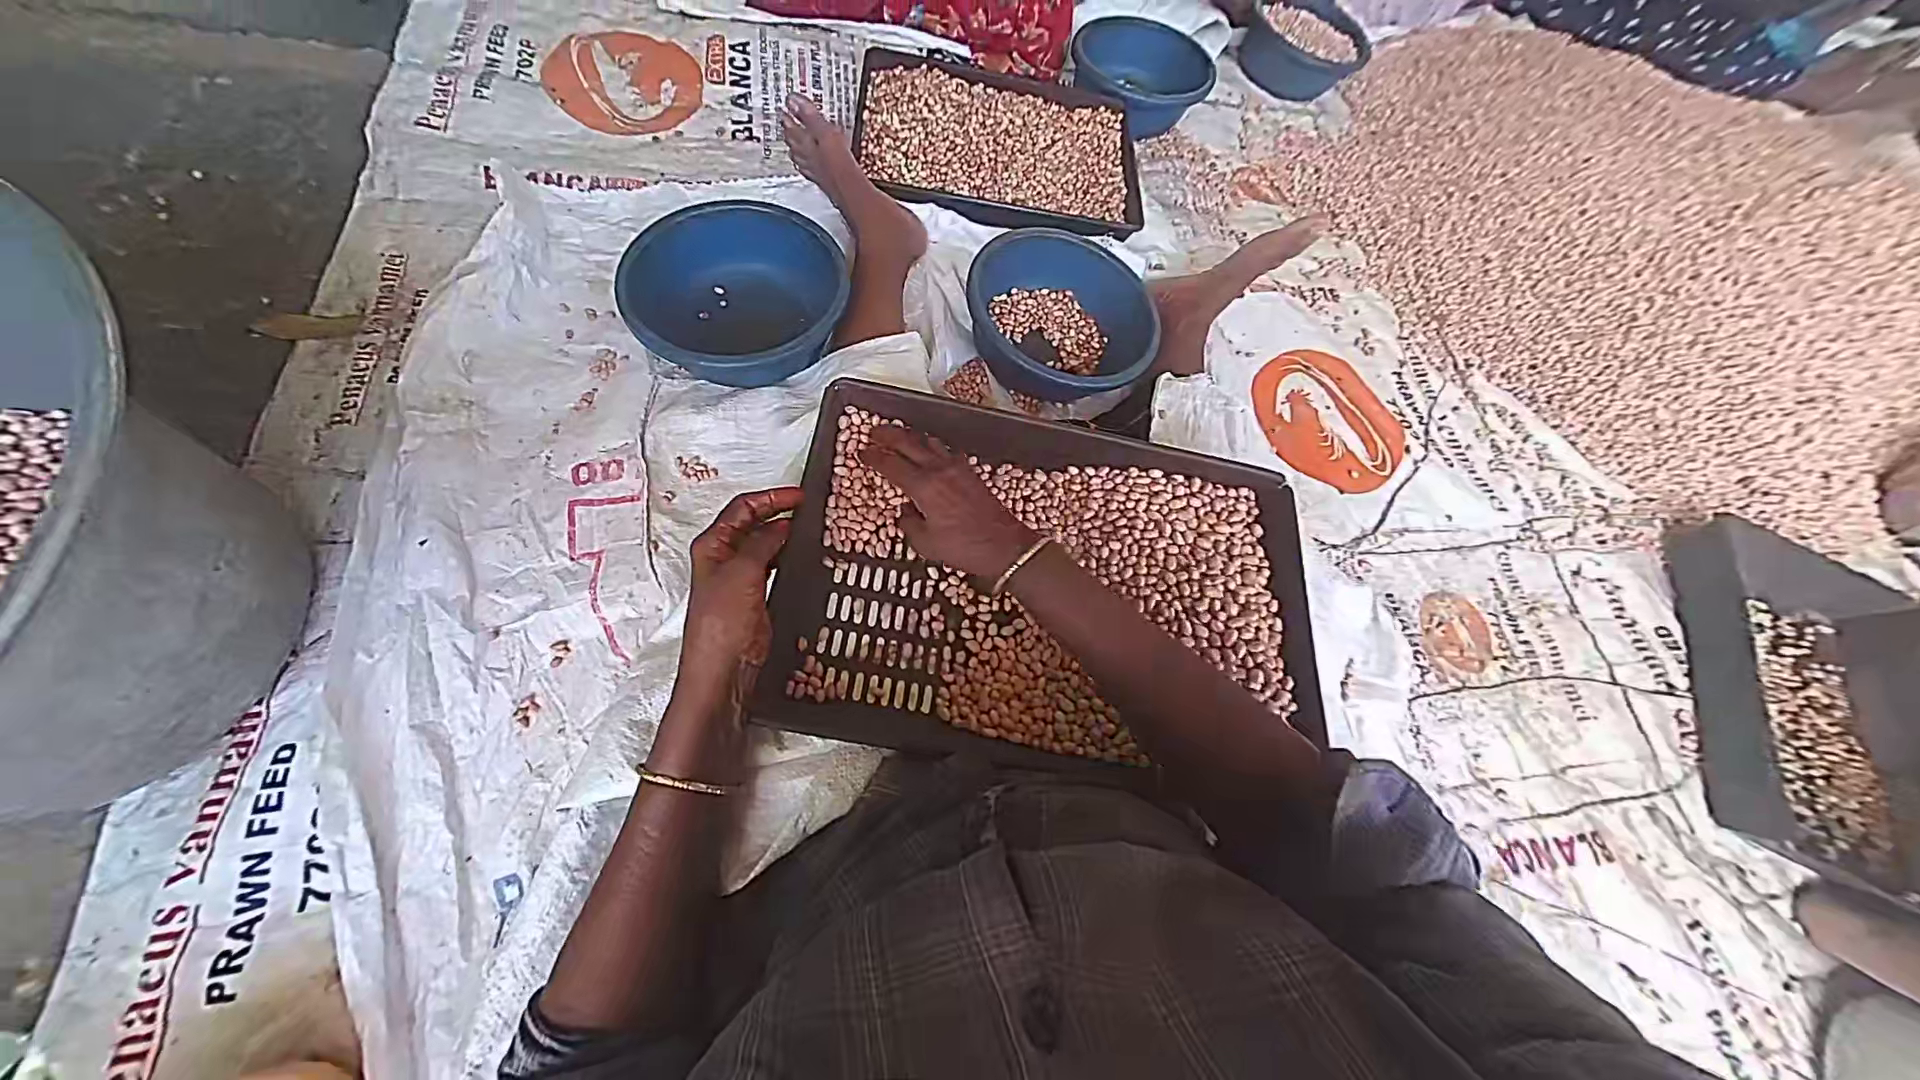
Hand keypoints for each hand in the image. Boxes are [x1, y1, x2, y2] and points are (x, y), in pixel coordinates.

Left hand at [678, 487, 803, 693]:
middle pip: (753, 523)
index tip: (798, 496)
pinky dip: (787, 555)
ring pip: (765, 543)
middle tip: (807, 507)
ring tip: (809, 527)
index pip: (742, 508)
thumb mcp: (743, 572)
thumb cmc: (722, 623)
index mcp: (712, 545)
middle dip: (778, 511)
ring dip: (784, 533)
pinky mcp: (755, 594)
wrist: (724, 668)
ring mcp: (740, 577)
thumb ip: (763, 543)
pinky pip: (773, 565)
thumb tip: (782, 524)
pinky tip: (801, 554)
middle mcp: (724, 557)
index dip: (771, 497)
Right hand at [860, 426, 1035, 577]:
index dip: (873, 457)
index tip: (862, 452)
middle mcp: (939, 471)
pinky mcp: (971, 472)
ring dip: (911, 436)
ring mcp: (957, 469)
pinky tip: (932, 450)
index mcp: (924, 487)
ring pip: (929, 442)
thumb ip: (909, 524)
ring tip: (900, 435)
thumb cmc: (965, 548)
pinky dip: (933, 446)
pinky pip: (946, 451)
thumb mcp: (926, 544)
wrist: (1004, 546)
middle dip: (888, 434)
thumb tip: (904, 512)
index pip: (891, 464)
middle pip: (908, 443)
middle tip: (874, 431)